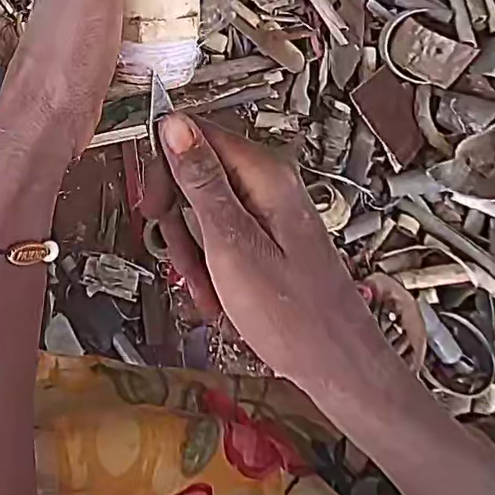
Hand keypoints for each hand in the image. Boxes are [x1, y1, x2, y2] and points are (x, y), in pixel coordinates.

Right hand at [143, 115, 405, 402]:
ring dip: (190, 246)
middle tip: (177, 252)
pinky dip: (209, 259)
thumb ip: (201, 180)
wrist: (339, 370)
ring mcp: (269, 207)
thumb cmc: (292, 316)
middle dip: (177, 215)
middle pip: (196, 170)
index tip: (154, 205)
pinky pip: (221, 230)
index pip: (194, 134)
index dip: (164, 166)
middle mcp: (269, 181)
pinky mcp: (267, 232)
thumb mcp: (231, 245)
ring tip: (201, 283)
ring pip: (203, 205)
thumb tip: (174, 124)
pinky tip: (215, 289)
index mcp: (264, 173)